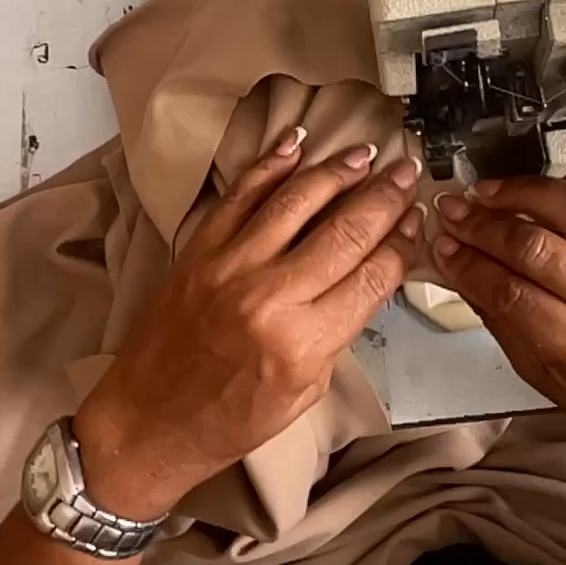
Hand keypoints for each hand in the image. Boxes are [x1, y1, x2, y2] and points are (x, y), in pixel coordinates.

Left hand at [73, 130, 421, 518]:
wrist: (148, 420)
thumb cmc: (229, 418)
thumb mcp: (306, 391)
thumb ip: (340, 330)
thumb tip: (371, 273)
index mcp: (302, 343)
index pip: (372, 277)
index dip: (402, 242)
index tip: (417, 218)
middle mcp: (269, 296)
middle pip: (344, 231)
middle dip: (384, 196)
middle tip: (405, 171)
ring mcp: (230, 264)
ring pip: (297, 200)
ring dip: (338, 171)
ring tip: (365, 154)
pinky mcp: (200, 247)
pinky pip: (242, 193)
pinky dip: (271, 164)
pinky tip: (297, 144)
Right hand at [432, 172, 565, 465]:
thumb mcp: (544, 378)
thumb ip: (501, 320)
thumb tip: (458, 267)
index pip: (516, 296)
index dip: (471, 265)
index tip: (443, 246)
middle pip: (542, 250)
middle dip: (486, 227)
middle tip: (455, 213)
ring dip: (525, 193)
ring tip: (489, 192)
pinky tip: (543, 187)